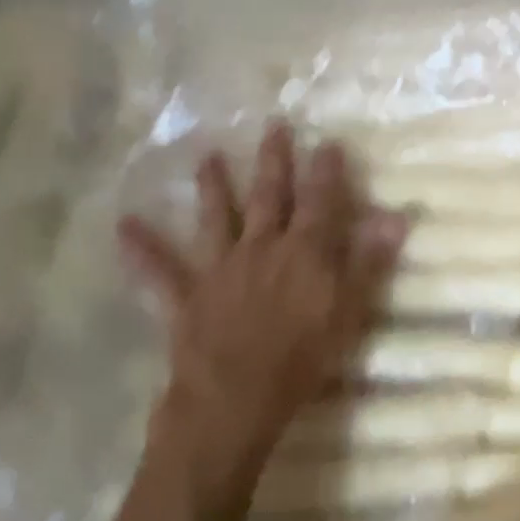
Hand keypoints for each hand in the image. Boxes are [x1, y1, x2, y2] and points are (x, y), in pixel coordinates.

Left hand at [118, 121, 404, 514]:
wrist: (237, 394)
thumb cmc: (307, 355)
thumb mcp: (353, 309)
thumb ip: (370, 261)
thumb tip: (395, 216)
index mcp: (305, 252)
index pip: (320, 202)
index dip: (326, 172)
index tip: (329, 141)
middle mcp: (261, 248)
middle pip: (268, 198)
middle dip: (274, 163)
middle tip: (273, 126)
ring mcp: (218, 270)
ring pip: (216, 220)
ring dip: (212, 188)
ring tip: (207, 156)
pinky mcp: (185, 297)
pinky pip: (160, 269)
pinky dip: (142, 248)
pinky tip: (124, 225)